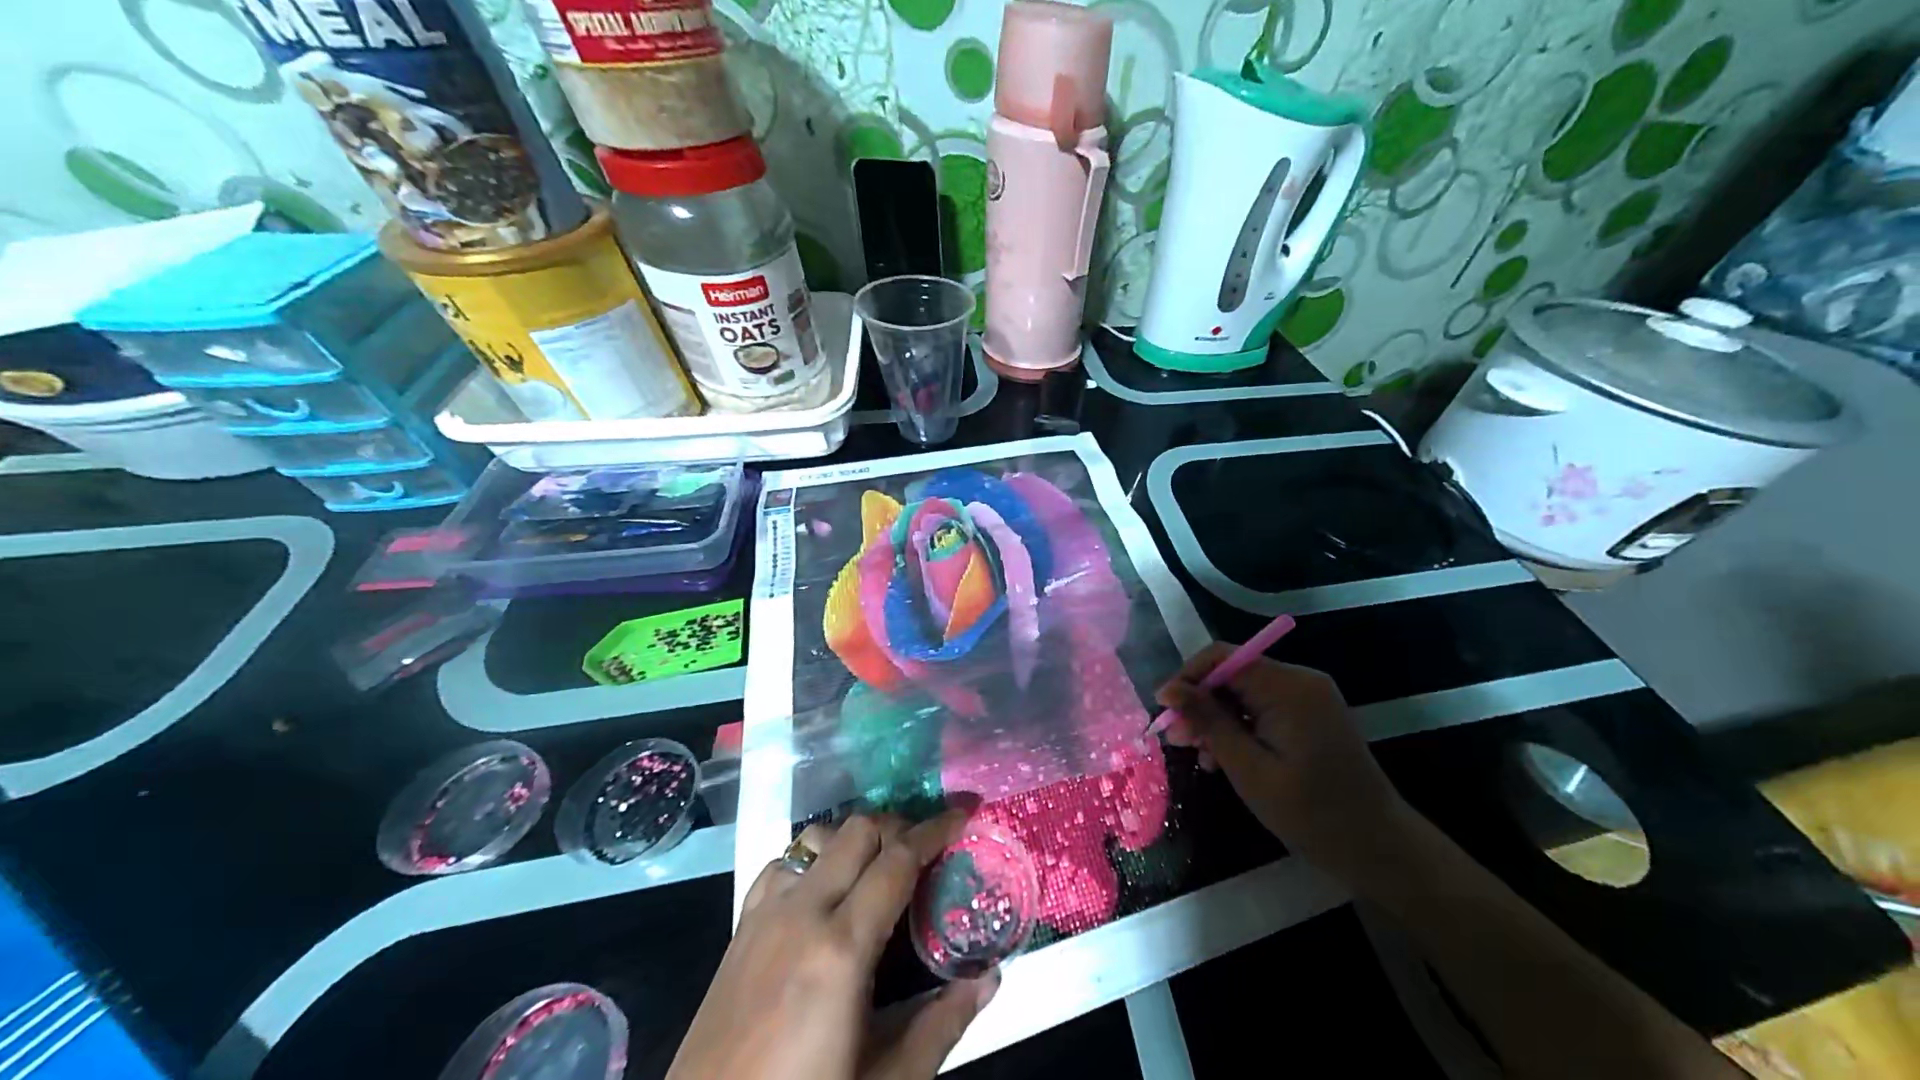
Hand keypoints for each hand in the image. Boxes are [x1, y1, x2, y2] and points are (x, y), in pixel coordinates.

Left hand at [667, 811, 997, 1079]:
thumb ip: (941, 1024)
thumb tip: (989, 977)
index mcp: (842, 947)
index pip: (897, 860)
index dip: (936, 830)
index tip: (964, 813)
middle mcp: (802, 911)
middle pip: (858, 831)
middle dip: (900, 826)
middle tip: (929, 848)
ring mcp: (765, 913)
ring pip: (818, 838)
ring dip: (856, 839)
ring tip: (882, 866)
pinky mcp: (741, 925)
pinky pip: (784, 864)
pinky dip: (816, 858)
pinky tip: (827, 889)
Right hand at [1155, 644, 1418, 890]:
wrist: (1378, 848)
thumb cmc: (1311, 813)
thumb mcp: (1249, 768)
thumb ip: (1208, 722)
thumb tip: (1168, 689)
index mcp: (1289, 688)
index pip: (1223, 657)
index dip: (1188, 677)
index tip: (1163, 710)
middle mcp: (1300, 681)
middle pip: (1232, 674)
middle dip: (1199, 703)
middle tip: (1175, 740)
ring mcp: (1309, 698)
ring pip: (1244, 693)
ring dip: (1216, 719)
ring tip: (1198, 756)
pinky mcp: (1311, 716)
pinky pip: (1262, 708)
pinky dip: (1239, 727)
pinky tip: (1224, 758)